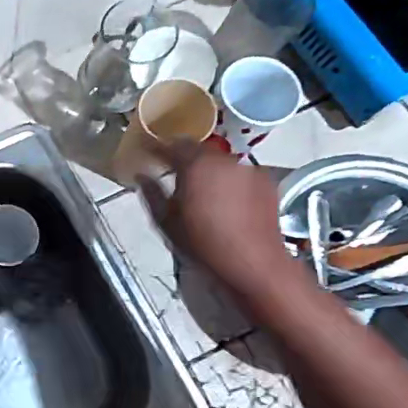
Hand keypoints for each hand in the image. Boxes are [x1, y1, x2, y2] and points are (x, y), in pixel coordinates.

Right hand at [136, 139, 299, 297]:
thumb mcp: (167, 223)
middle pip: (198, 149)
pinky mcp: (265, 180)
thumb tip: (142, 177)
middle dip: (183, 157)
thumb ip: (152, 194)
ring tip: (199, 187)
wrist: (253, 262)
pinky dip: (228, 179)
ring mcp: (248, 168)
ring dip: (207, 168)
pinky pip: (239, 172)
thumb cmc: (204, 244)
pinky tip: (225, 199)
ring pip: (220, 160)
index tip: (146, 151)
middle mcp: (223, 159)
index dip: (156, 147)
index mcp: (195, 165)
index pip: (171, 145)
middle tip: (171, 170)